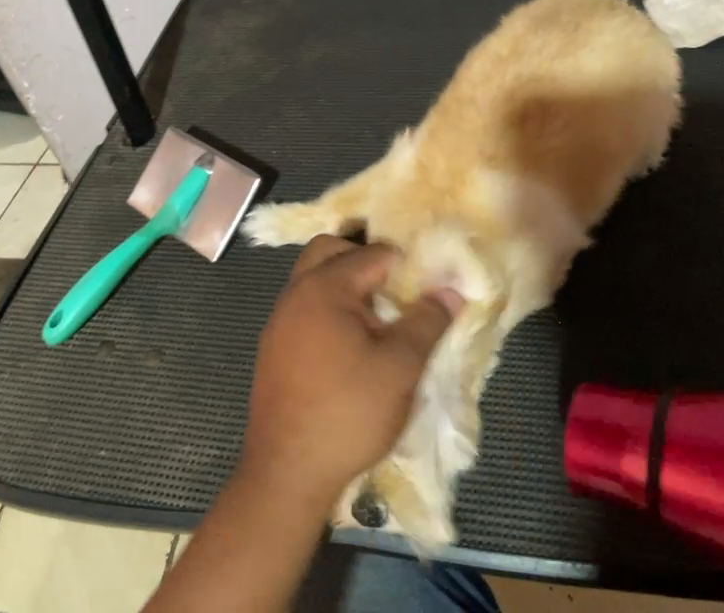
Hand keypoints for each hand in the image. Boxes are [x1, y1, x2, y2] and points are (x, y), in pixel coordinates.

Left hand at [238, 236, 464, 509]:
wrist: (288, 472)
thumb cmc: (349, 412)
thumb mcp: (401, 367)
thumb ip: (427, 321)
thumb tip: (450, 290)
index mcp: (324, 287)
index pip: (373, 253)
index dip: (406, 263)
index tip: (429, 282)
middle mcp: (295, 294)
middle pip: (330, 251)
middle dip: (365, 259)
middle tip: (398, 289)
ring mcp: (278, 321)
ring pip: (314, 279)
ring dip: (346, 285)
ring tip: (381, 318)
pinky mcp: (273, 348)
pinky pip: (304, 308)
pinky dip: (329, 309)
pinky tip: (352, 344)